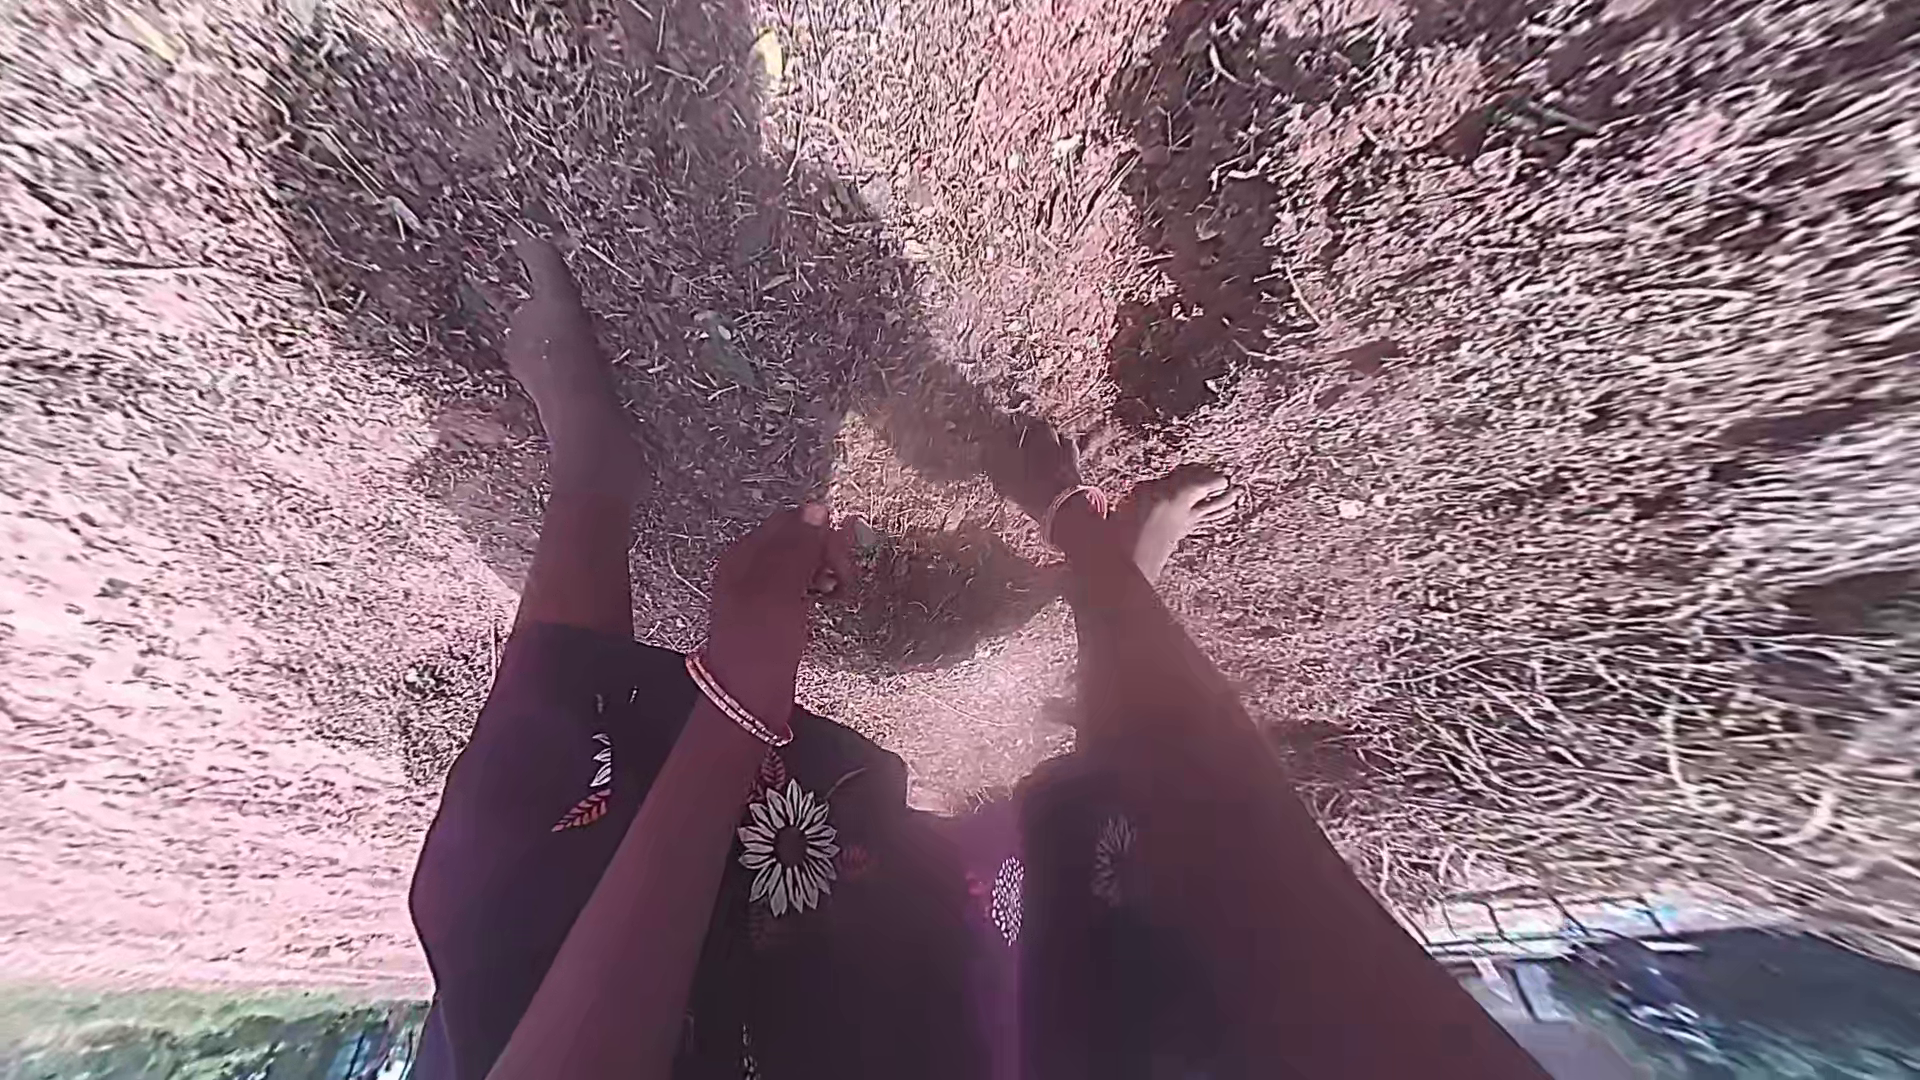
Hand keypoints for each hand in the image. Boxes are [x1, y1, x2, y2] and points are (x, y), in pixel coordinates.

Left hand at [702, 504, 850, 724]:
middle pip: (800, 539)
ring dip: (829, 569)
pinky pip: (805, 583)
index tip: (841, 559)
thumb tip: (818, 508)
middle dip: (828, 552)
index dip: (822, 534)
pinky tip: (829, 600)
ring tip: (838, 591)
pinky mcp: (778, 609)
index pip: (793, 521)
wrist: (749, 700)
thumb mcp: (779, 591)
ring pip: (806, 561)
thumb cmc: (760, 644)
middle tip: (844, 579)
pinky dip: (822, 586)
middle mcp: (753, 565)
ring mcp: (765, 588)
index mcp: (745, 554)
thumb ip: (798, 548)